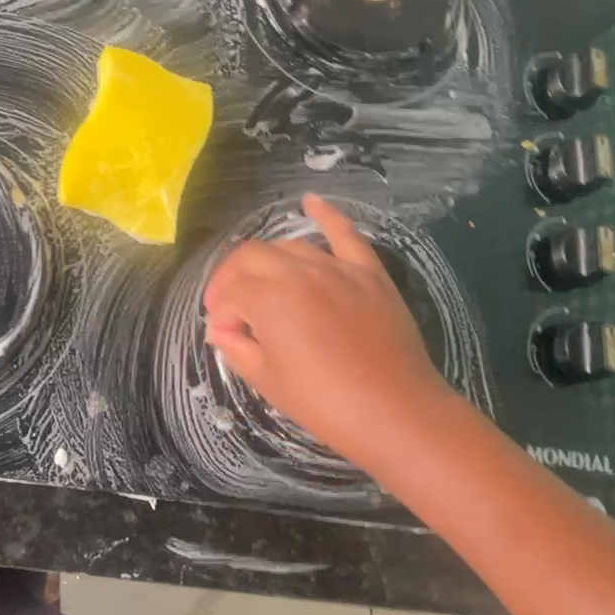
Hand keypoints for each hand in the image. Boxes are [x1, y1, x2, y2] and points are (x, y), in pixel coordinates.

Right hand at [202, 193, 460, 468]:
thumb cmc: (324, 403)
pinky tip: (311, 202)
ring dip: (266, 261)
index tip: (223, 337)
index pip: (231, 295)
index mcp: (270, 299)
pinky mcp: (369, 273)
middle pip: (251, 258)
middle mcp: (300, 272)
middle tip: (227, 307)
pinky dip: (327, 215)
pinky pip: (346, 235)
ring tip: (259, 283)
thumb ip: (237, 348)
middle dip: (231, 280)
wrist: (394, 412)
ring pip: (290, 247)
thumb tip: (220, 330)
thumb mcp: (268, 381)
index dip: (220, 315)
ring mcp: (338, 268)